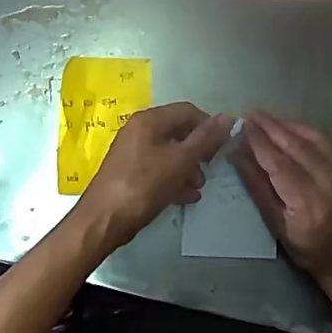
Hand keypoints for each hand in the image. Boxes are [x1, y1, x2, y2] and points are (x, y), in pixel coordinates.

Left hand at [77, 102, 233, 247]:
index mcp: (150, 120)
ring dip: (188, 168)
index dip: (208, 126)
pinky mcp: (129, 172)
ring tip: (197, 187)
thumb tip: (228, 117)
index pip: (188, 111)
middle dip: (198, 150)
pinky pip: (158, 168)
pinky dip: (174, 178)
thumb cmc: (143, 186)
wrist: (103, 221)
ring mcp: (132, 152)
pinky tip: (185, 197)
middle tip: (210, 168)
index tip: (221, 147)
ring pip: (169, 152)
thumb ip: (205, 139)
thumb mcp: (180, 161)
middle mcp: (139, 130)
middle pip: (178, 131)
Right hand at [235, 94, 331, 279]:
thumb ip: (259, 189)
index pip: (278, 164)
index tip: (243, 125)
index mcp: (307, 203)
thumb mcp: (276, 226)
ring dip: (292, 123)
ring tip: (271, 115)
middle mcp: (330, 184)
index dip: (259, 142)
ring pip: (317, 139)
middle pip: (297, 147)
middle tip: (251, 113)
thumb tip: (238, 155)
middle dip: (272, 127)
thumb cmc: (307, 248)